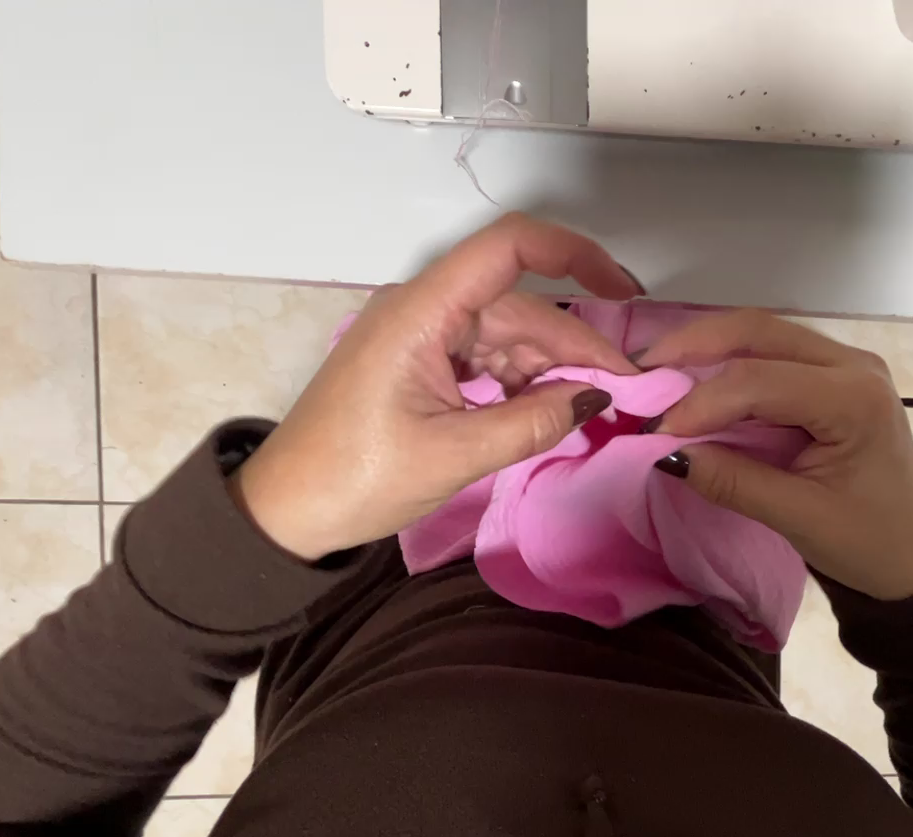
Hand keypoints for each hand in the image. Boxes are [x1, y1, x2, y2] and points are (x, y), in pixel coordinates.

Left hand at [229, 214, 642, 560]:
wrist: (288, 511)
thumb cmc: (357, 479)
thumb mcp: (455, 455)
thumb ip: (533, 423)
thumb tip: (595, 399)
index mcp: (422, 312)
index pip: (508, 249)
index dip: (575, 255)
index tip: (624, 292)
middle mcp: (423, 310)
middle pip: (517, 304)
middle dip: (573, 343)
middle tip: (621, 390)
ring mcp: (421, 337)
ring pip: (505, 335)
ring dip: (549, 368)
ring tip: (586, 407)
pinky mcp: (420, 364)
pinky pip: (484, 359)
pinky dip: (520, 382)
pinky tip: (544, 408)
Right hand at [639, 311, 912, 599]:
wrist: (911, 556)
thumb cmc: (865, 542)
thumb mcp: (797, 518)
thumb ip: (731, 481)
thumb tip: (664, 455)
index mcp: (854, 400)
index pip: (759, 382)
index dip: (699, 403)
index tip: (654, 433)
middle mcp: (853, 365)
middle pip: (759, 332)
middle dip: (694, 345)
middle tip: (641, 369)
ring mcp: (844, 365)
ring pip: (762, 335)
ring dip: (707, 348)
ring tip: (657, 370)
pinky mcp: (831, 376)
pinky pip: (770, 354)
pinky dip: (727, 363)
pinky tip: (693, 378)